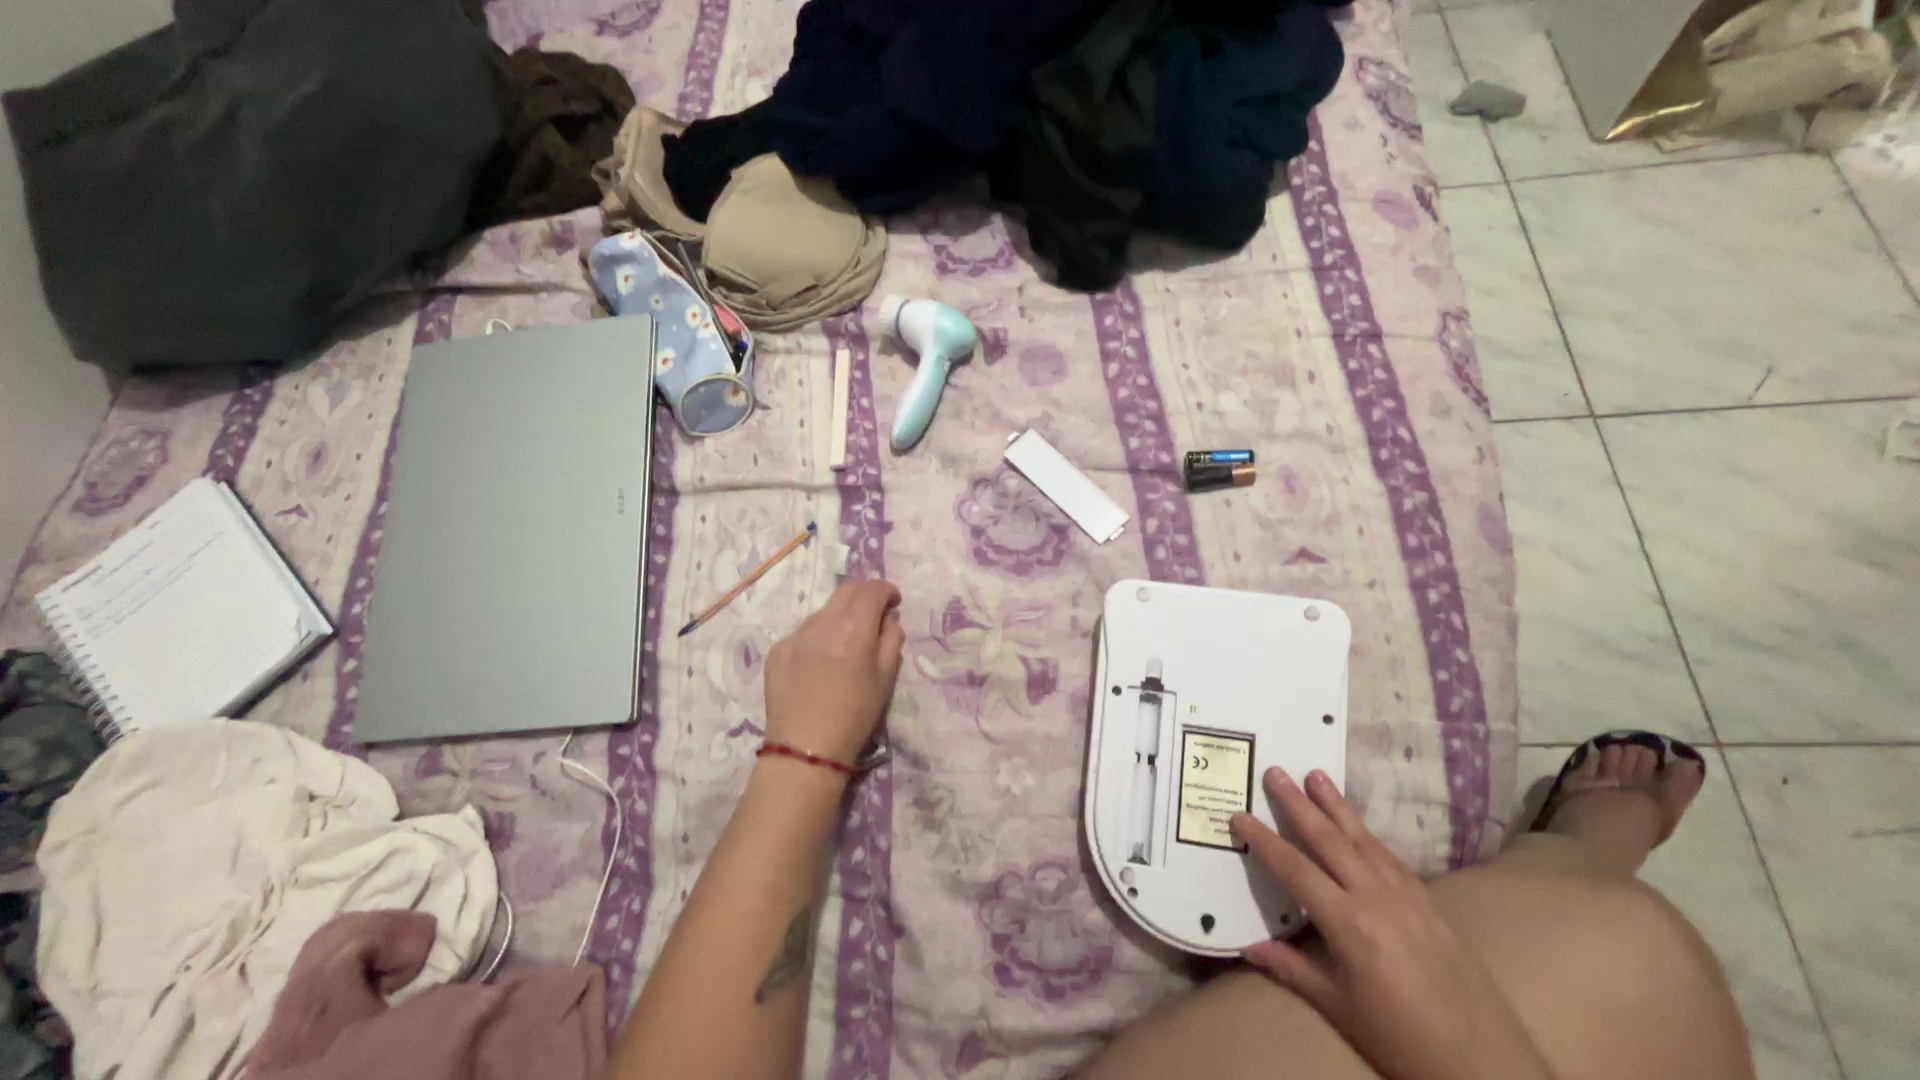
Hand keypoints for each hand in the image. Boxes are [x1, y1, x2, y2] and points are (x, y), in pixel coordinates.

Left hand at [763, 580, 905, 765]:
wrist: (805, 750)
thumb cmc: (854, 718)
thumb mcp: (885, 680)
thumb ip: (891, 640)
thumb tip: (888, 619)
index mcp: (853, 629)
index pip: (872, 590)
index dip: (887, 590)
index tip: (894, 602)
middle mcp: (822, 623)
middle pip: (846, 591)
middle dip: (864, 595)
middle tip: (874, 613)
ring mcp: (795, 635)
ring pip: (823, 612)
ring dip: (839, 617)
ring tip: (845, 644)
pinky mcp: (777, 650)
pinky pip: (803, 633)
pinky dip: (818, 637)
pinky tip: (820, 664)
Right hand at [1230, 769, 1555, 1079]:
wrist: (1484, 1062)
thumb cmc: (1401, 1039)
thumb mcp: (1339, 1008)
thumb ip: (1291, 969)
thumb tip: (1246, 945)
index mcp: (1348, 924)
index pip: (1295, 870)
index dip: (1264, 841)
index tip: (1239, 814)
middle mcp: (1377, 898)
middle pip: (1329, 840)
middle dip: (1299, 804)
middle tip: (1275, 771)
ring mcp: (1408, 896)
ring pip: (1363, 839)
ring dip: (1336, 806)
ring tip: (1316, 775)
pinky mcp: (1430, 902)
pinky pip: (1390, 857)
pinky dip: (1367, 834)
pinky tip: (1357, 825)